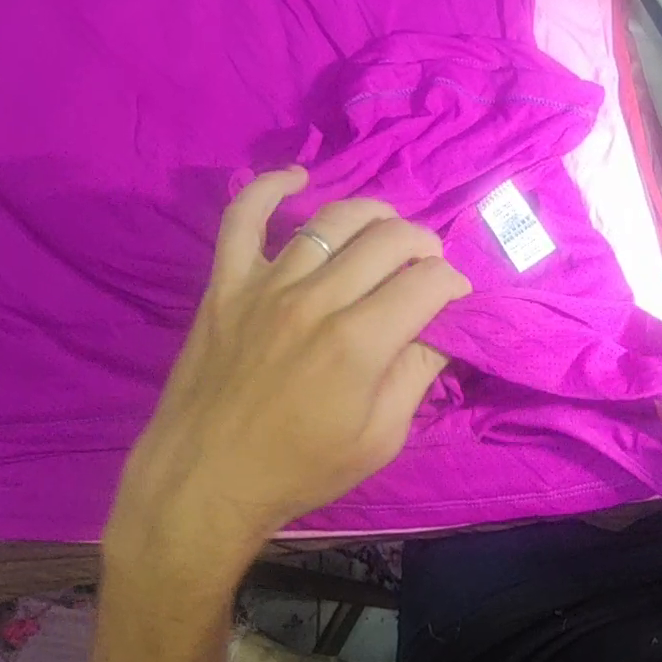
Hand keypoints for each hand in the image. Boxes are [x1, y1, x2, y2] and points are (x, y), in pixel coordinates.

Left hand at [105, 167, 469, 588]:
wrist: (206, 482)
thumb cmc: (302, 469)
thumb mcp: (381, 439)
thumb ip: (417, 375)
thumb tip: (442, 330)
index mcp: (360, 342)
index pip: (429, 281)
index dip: (455, 284)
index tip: (455, 299)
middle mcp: (316, 299)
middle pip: (390, 239)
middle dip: (425, 246)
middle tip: (429, 269)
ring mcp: (266, 285)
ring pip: (332, 219)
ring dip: (375, 217)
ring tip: (388, 234)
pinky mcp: (226, 284)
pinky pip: (242, 217)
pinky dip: (268, 188)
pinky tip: (297, 179)